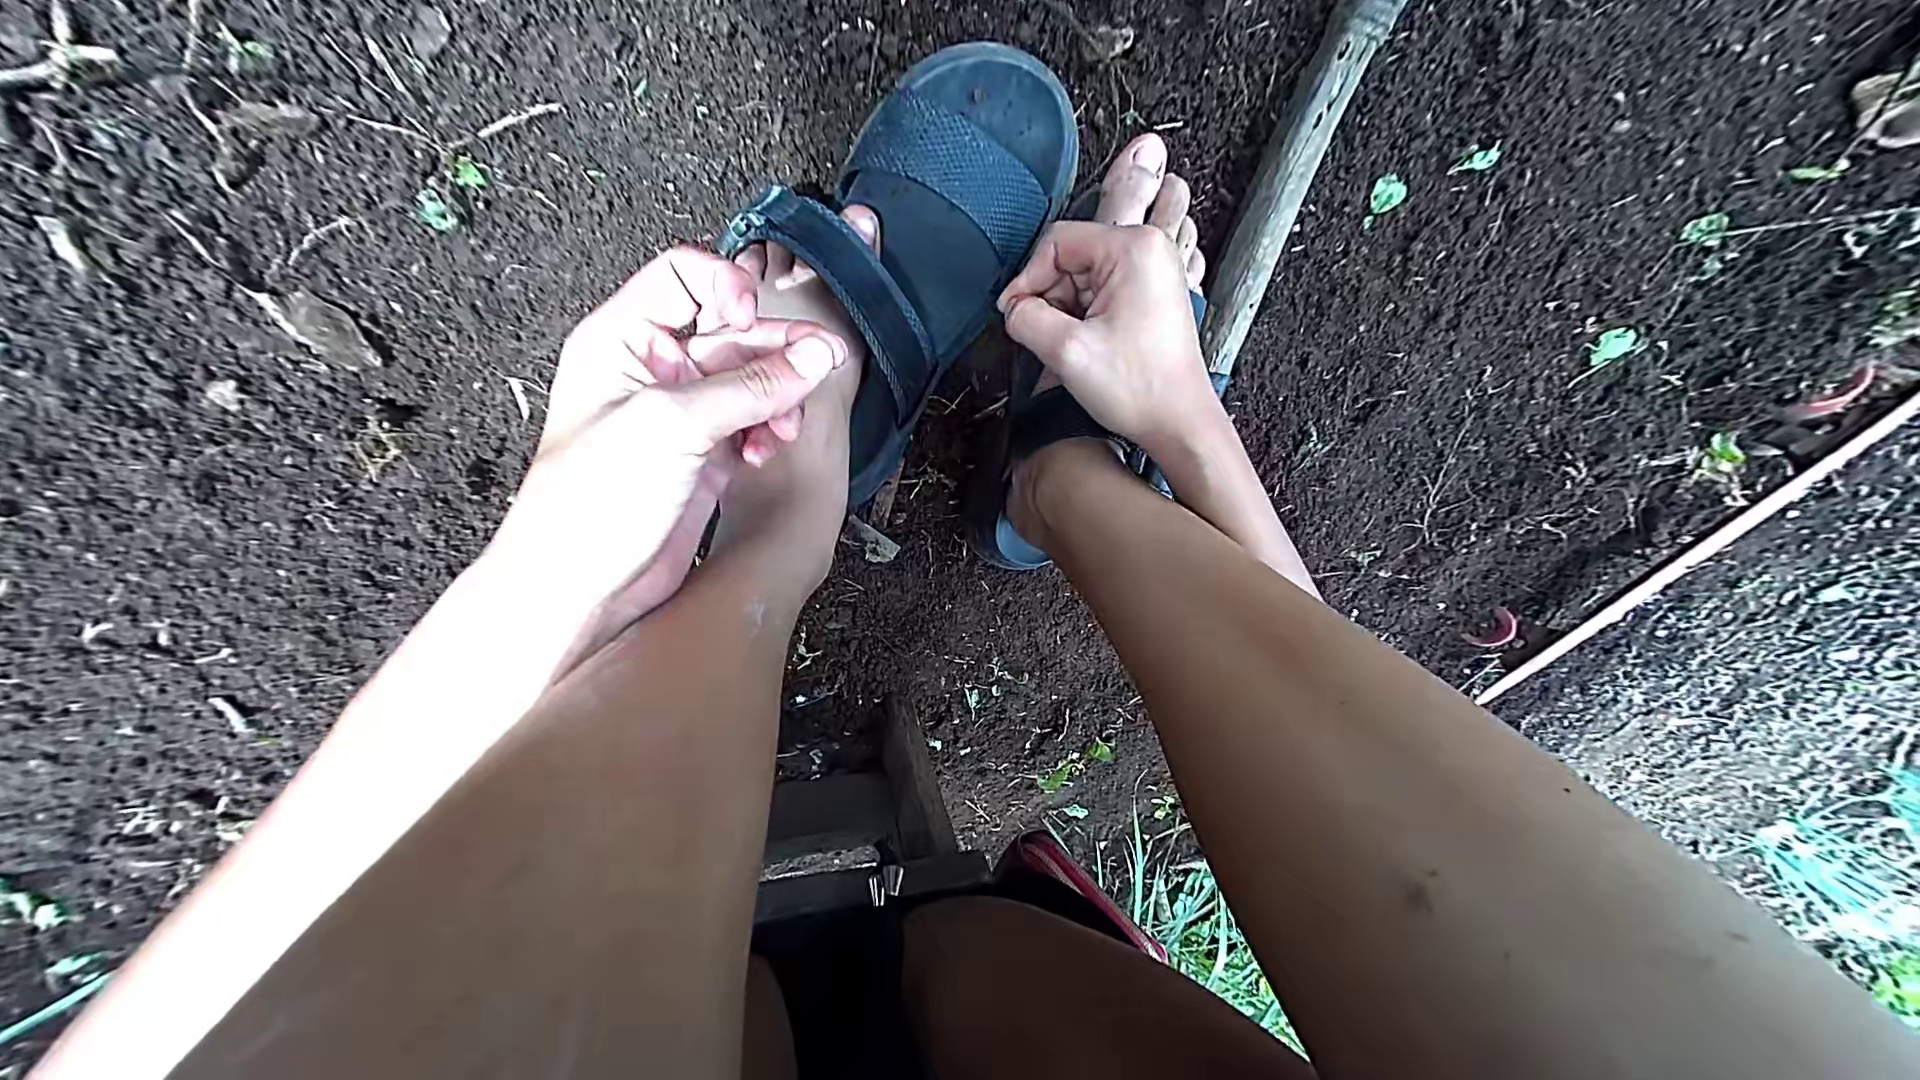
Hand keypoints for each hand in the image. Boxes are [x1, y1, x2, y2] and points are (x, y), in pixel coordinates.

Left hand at [493, 247, 848, 620]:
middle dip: (776, 351)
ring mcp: (684, 414)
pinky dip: (770, 430)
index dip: (727, 287)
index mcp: (623, 342)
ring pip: (752, 382)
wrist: (587, 583)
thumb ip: (751, 386)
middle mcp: (654, 372)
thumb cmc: (590, 504)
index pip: (684, 279)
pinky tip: (768, 448)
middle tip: (819, 365)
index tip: (756, 316)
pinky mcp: (706, 452)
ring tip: (788, 423)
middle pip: (732, 335)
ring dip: (780, 397)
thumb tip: (811, 357)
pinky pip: (754, 423)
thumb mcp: (673, 425)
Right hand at [996, 221, 1221, 455]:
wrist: (1177, 422)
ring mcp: (1150, 276)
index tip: (1016, 313)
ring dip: (1064, 316)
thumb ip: (1026, 320)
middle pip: (1068, 261)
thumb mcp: (1067, 351)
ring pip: (1080, 283)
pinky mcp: (1147, 299)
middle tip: (1049, 339)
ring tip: (1075, 349)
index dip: (1027, 280)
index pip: (1057, 242)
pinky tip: (1088, 349)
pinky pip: (1097, 298)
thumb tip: (1012, 309)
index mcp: (1134, 250)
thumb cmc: (1143, 389)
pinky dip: (1081, 323)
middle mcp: (1147, 253)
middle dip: (1048, 301)